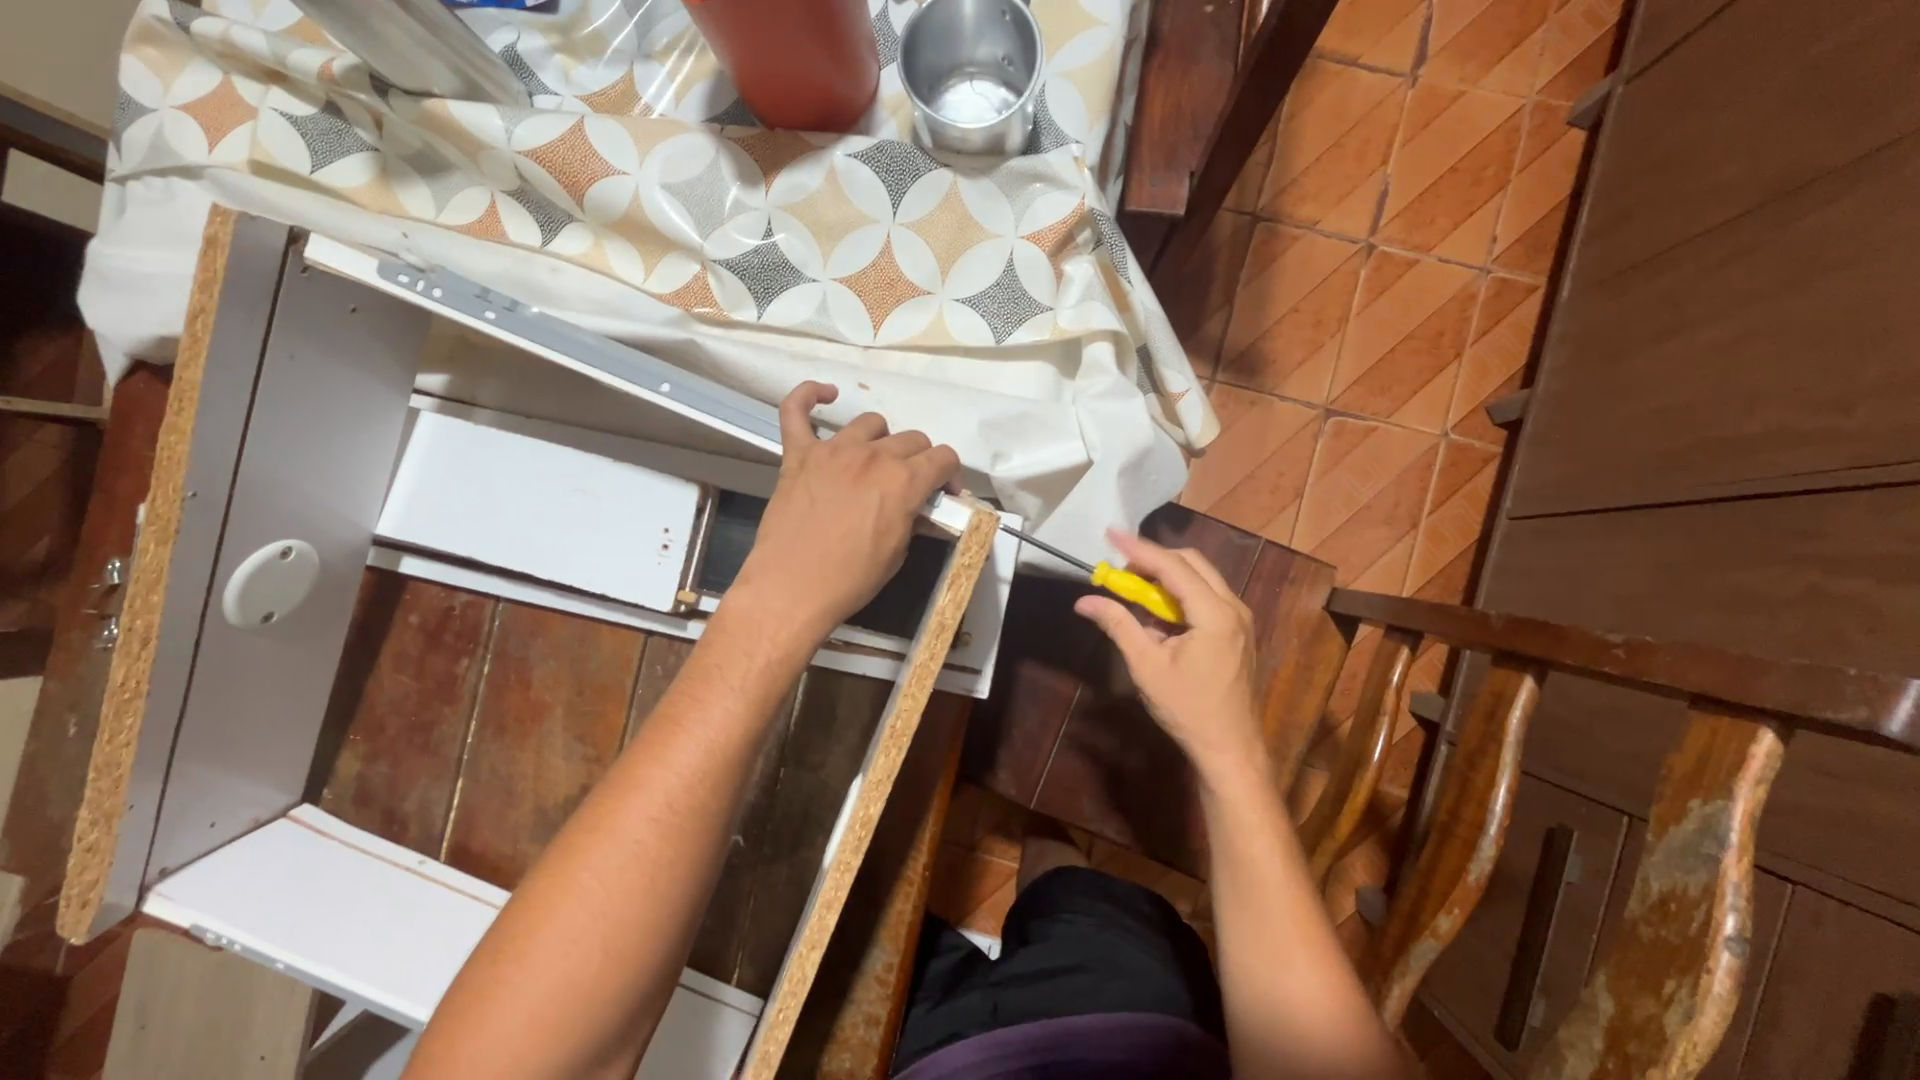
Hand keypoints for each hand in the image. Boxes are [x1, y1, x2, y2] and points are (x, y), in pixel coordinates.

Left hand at [732, 382, 960, 641]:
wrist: (792, 588)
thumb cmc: (851, 579)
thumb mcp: (897, 553)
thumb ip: (912, 519)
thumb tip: (919, 508)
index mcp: (903, 481)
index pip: (943, 458)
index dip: (949, 476)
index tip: (943, 494)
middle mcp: (873, 456)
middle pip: (911, 439)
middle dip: (919, 461)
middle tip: (910, 486)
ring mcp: (833, 450)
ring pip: (870, 423)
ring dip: (881, 439)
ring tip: (875, 462)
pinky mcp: (798, 454)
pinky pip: (796, 410)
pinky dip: (809, 395)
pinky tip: (825, 394)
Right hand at [1074, 530, 1265, 776]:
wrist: (1230, 748)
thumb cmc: (1187, 709)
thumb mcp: (1147, 666)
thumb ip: (1118, 625)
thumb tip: (1085, 601)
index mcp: (1214, 614)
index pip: (1172, 566)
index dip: (1138, 548)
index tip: (1111, 533)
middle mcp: (1233, 608)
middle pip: (1191, 563)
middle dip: (1153, 559)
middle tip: (1120, 568)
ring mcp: (1240, 619)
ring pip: (1201, 578)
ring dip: (1166, 577)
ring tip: (1133, 589)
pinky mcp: (1237, 632)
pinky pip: (1207, 597)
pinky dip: (1180, 595)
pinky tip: (1157, 613)